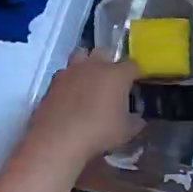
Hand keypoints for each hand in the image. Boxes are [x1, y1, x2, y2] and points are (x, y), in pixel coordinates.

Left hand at [19, 50, 144, 165]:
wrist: (58, 139)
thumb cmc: (99, 132)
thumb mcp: (127, 131)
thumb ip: (136, 121)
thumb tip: (138, 118)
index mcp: (116, 74)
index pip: (133, 65)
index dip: (136, 74)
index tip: (137, 84)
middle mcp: (94, 65)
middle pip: (104, 52)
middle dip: (110, 62)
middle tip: (112, 80)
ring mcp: (71, 70)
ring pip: (81, 55)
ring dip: (87, 63)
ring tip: (90, 80)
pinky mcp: (53, 81)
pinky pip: (65, 72)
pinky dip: (71, 79)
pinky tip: (71, 94)